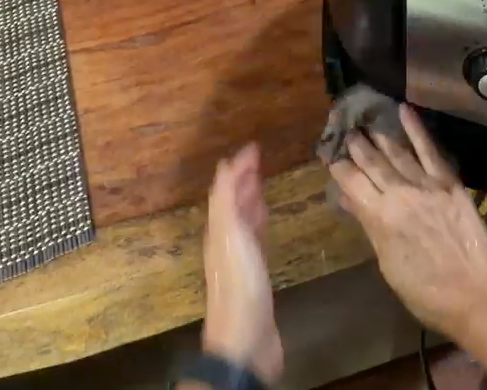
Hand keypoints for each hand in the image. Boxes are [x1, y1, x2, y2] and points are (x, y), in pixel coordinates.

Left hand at [201, 144, 282, 384]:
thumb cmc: (238, 284)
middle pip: (233, 201)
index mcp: (218, 229)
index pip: (225, 189)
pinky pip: (257, 237)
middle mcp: (226, 239)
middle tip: (259, 159)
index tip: (253, 147)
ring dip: (252, 198)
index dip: (237, 167)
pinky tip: (268, 219)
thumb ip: (228, 200)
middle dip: (243, 179)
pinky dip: (261, 221)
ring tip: (263, 181)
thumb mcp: (230, 236)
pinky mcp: (256, 274)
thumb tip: (227, 163)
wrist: (245, 340)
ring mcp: (240, 258)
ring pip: (245, 218)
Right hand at [328, 105, 486, 338]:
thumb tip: (350, 199)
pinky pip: (429, 151)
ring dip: (378, 134)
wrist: (475, 296)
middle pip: (371, 162)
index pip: (351, 182)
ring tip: (365, 120)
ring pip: (396, 152)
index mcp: (379, 218)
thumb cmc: (425, 292)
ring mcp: (426, 185)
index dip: (337, 166)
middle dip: (355, 144)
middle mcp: (399, 194)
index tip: (328, 153)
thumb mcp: (388, 264)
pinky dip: (416, 130)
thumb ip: (369, 226)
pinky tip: (404, 111)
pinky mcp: (449, 183)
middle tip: (344, 128)